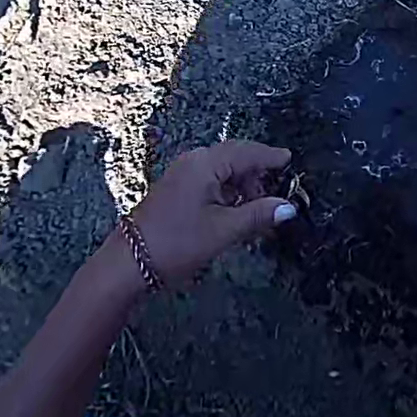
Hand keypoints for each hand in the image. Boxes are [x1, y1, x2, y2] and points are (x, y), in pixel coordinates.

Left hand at [117, 139, 297, 287]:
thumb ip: (258, 215)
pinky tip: (235, 210)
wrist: (126, 264)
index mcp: (206, 163)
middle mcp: (195, 160)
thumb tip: (289, 207)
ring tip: (257, 208)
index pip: (247, 152)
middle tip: (277, 192)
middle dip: (257, 173)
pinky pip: (211, 179)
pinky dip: (228, 190)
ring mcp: (183, 173)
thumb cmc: (177, 242)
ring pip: (223, 169)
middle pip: (236, 157)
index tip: (290, 160)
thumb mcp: (223, 230)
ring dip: (243, 184)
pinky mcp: (176, 188)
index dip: (271, 157)